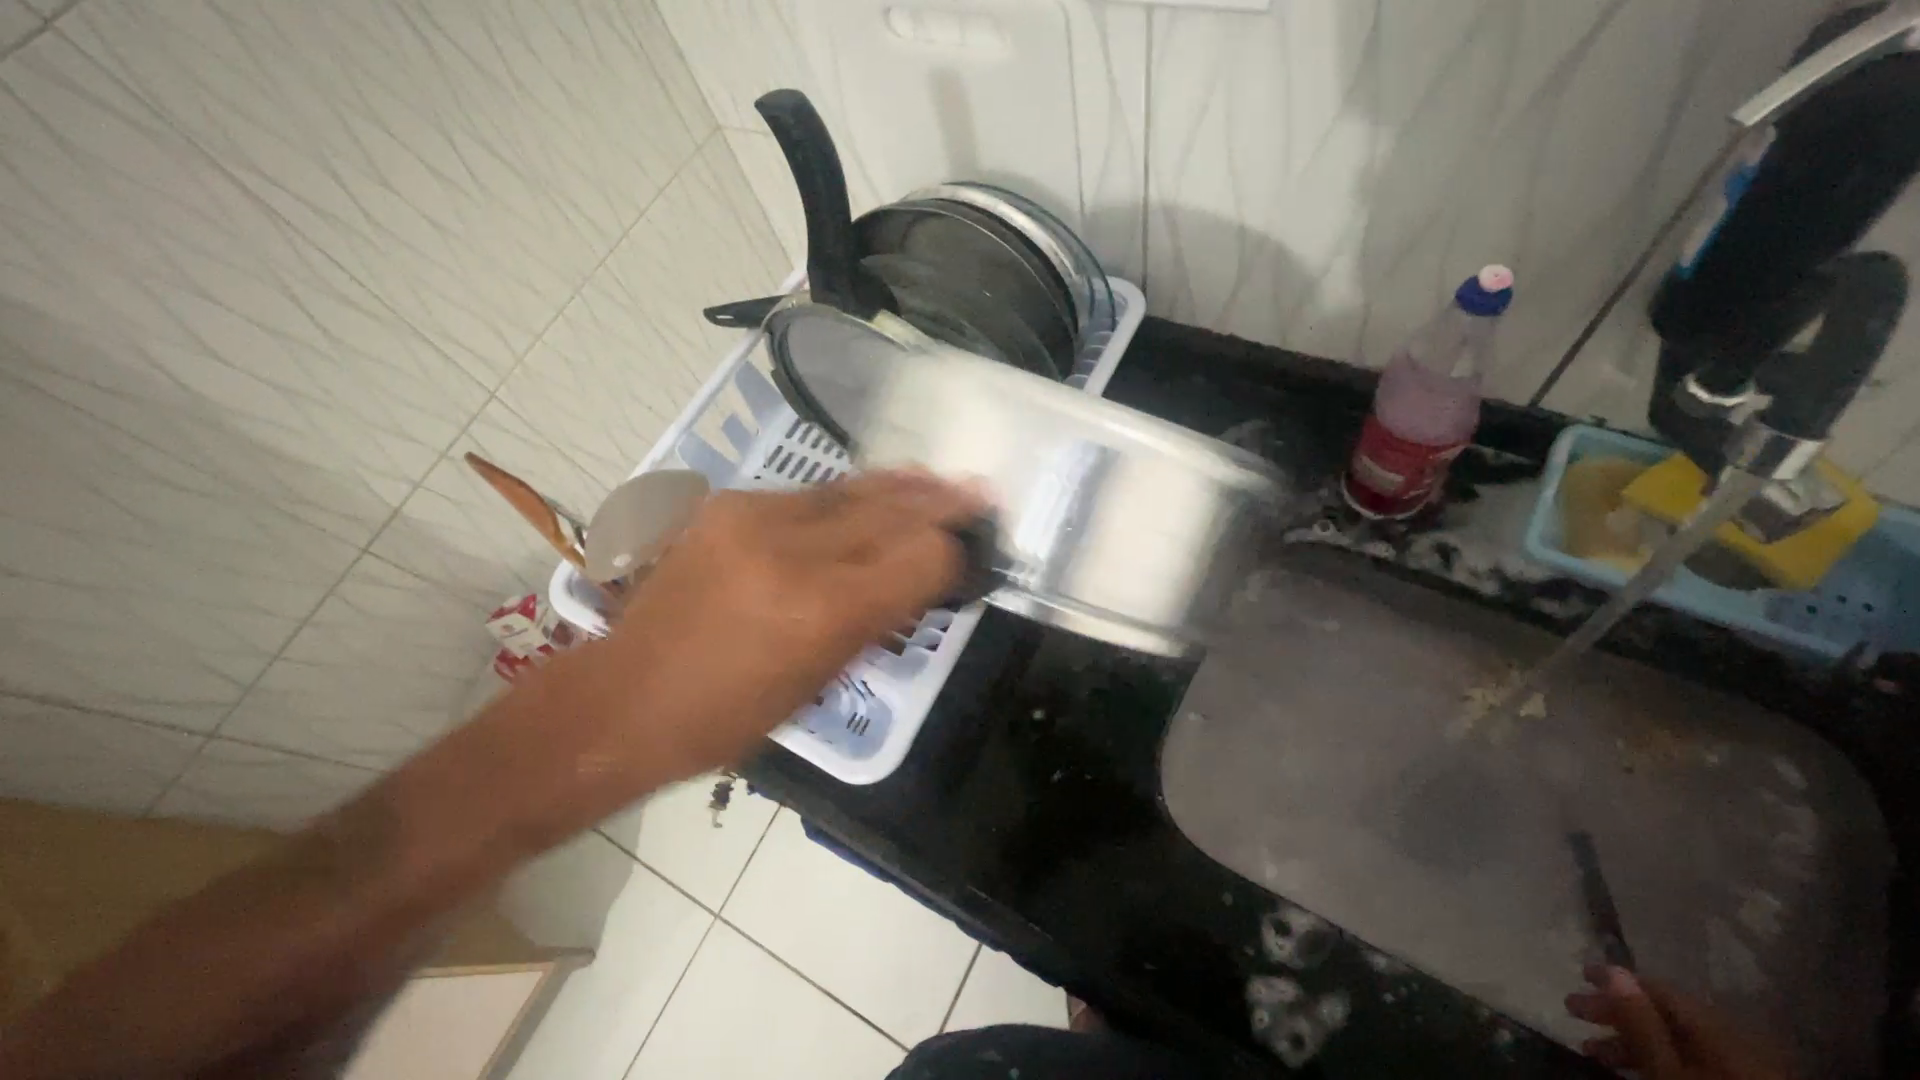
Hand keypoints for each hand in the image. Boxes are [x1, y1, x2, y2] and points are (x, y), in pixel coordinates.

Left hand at [573, 469, 984, 782]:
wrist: (624, 696)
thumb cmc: (726, 718)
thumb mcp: (815, 682)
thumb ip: (871, 621)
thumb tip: (915, 579)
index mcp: (822, 608)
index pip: (919, 556)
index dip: (952, 554)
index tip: (971, 553)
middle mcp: (793, 548)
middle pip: (892, 509)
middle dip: (941, 502)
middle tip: (979, 492)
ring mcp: (753, 517)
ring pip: (850, 490)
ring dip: (898, 489)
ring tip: (938, 481)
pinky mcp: (725, 504)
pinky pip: (807, 496)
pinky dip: (845, 500)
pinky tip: (866, 501)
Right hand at [1566, 965, 1792, 1079]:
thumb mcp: (1665, 1072)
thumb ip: (1641, 1022)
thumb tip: (1614, 971)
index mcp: (1719, 1034)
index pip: (1663, 992)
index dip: (1620, 981)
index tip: (1580, 976)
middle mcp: (1731, 1045)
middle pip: (1665, 1016)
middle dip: (1617, 1012)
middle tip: (1573, 1010)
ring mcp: (1735, 1071)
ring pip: (1672, 1043)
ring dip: (1627, 1041)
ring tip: (1589, 1050)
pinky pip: (1685, 1064)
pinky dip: (1652, 1061)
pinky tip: (1625, 1070)